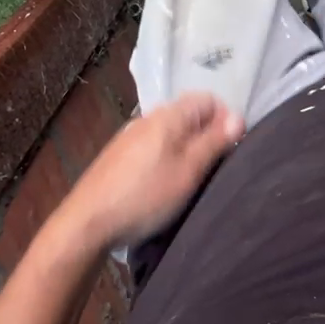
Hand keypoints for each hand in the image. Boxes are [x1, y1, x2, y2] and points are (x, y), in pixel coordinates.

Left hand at [57, 93, 244, 248]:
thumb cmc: (146, 195)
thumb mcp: (189, 171)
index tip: (230, 149)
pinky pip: (153, 147)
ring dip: (186, 150)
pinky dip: (166, 159)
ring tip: (189, 180)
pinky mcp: (117, 156)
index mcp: (168, 115)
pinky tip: (161, 186)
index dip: (225, 120)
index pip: (209, 99)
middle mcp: (148, 117)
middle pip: (189, 116)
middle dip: (206, 137)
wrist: (86, 223)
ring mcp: (130, 136)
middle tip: (212, 169)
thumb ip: (215, 141)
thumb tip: (238, 117)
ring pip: (171, 133)